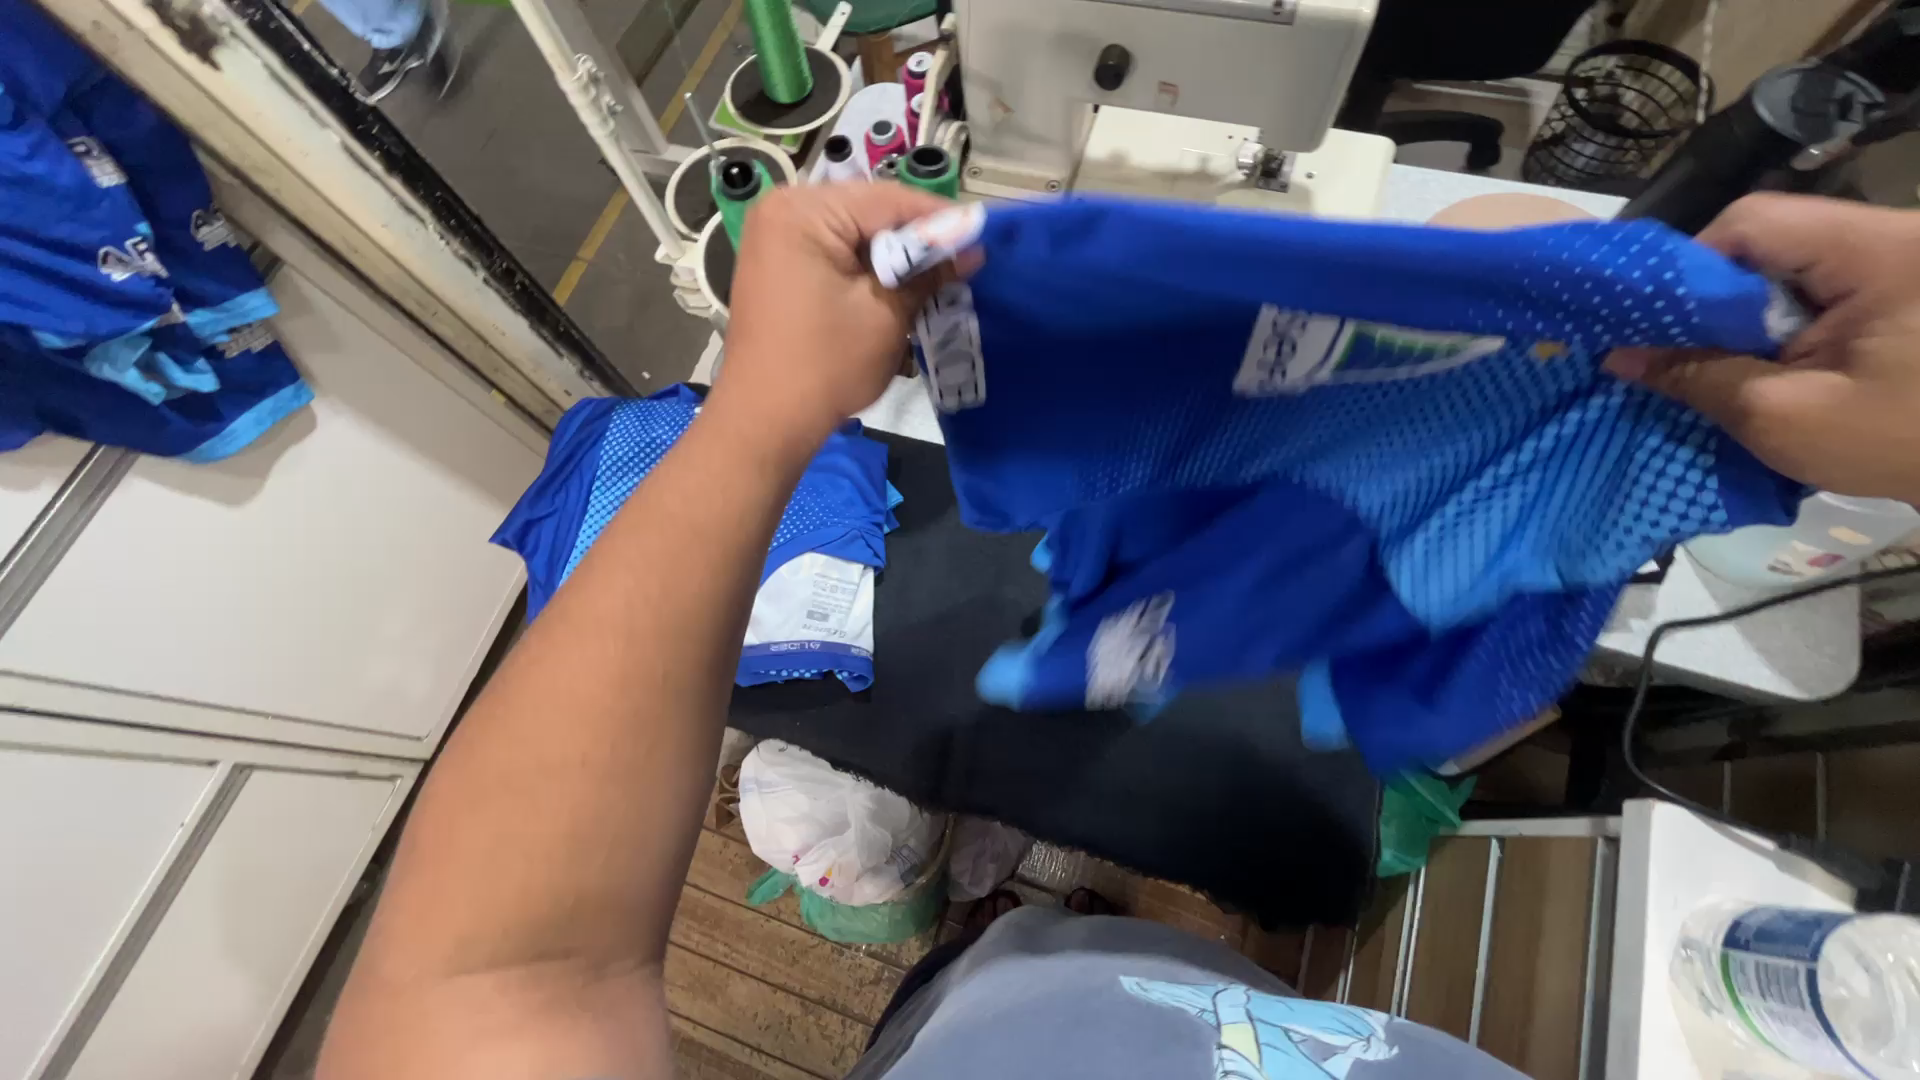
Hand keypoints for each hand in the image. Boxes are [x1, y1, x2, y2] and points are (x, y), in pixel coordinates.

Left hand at [708, 182, 978, 450]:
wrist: (766, 420)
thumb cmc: (826, 365)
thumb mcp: (887, 315)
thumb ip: (929, 273)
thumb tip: (972, 250)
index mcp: (804, 210)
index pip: (889, 200)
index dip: (940, 219)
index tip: (981, 236)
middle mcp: (784, 210)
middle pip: (869, 213)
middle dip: (916, 239)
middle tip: (962, 260)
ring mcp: (775, 239)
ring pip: (853, 235)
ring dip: (894, 257)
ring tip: (936, 278)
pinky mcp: (778, 268)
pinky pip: (834, 255)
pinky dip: (866, 271)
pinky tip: (896, 290)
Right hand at [1606, 194, 1919, 503]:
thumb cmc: (1912, 439)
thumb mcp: (1781, 415)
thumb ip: (1693, 375)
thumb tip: (1617, 355)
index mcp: (1882, 250)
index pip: (1751, 222)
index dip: (1687, 267)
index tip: (1655, 324)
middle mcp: (1900, 237)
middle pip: (1769, 242)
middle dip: (1711, 299)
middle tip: (1677, 353)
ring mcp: (1912, 262)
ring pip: (1790, 268)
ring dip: (1744, 317)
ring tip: (1722, 365)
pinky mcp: (1915, 290)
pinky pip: (1823, 289)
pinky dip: (1781, 326)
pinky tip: (1769, 364)